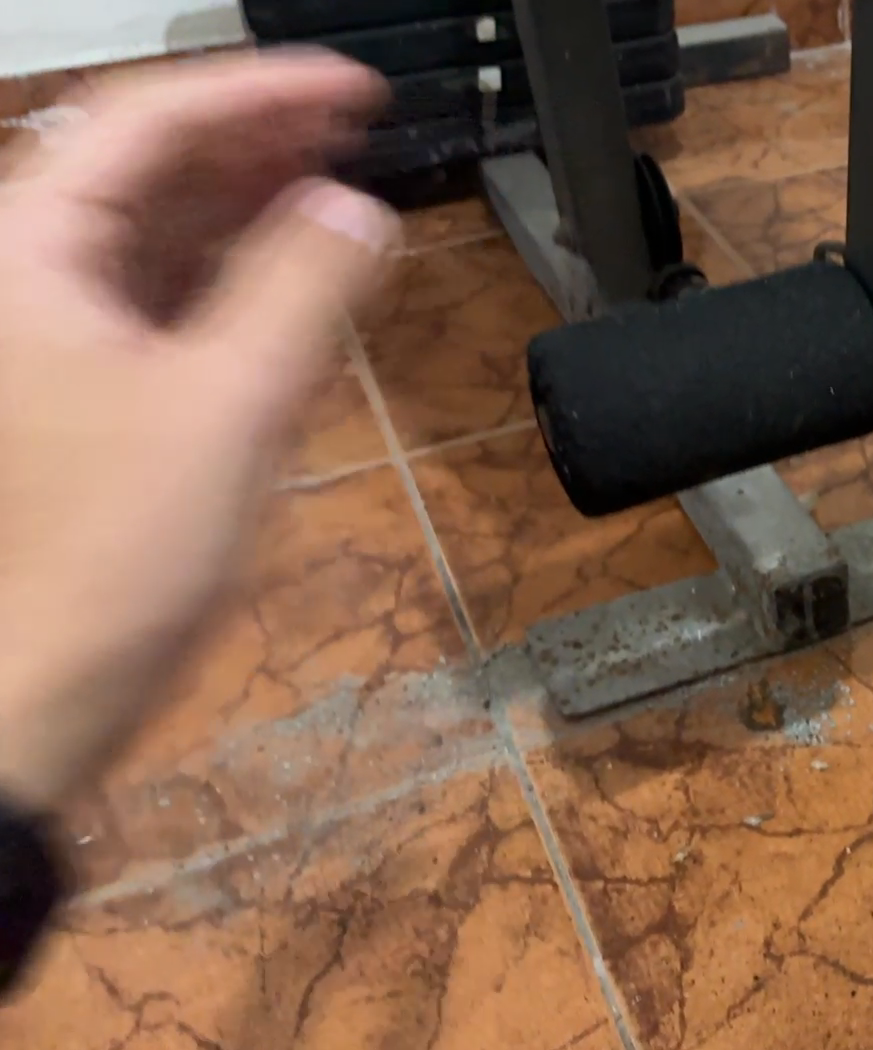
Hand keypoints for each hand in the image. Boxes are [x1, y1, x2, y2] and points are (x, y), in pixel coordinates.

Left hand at [0, 53, 397, 811]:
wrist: (55, 663)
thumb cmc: (122, 537)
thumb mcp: (226, 404)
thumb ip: (299, 298)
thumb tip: (364, 209)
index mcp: (28, 258)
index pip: (143, 130)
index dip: (254, 94)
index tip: (354, 89)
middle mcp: (41, 276)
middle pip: (152, 170)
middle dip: (260, 136)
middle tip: (362, 119)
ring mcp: (83, 331)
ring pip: (174, 234)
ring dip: (260, 199)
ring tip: (344, 171)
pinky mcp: (128, 384)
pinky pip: (195, 298)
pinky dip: (258, 273)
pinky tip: (309, 265)